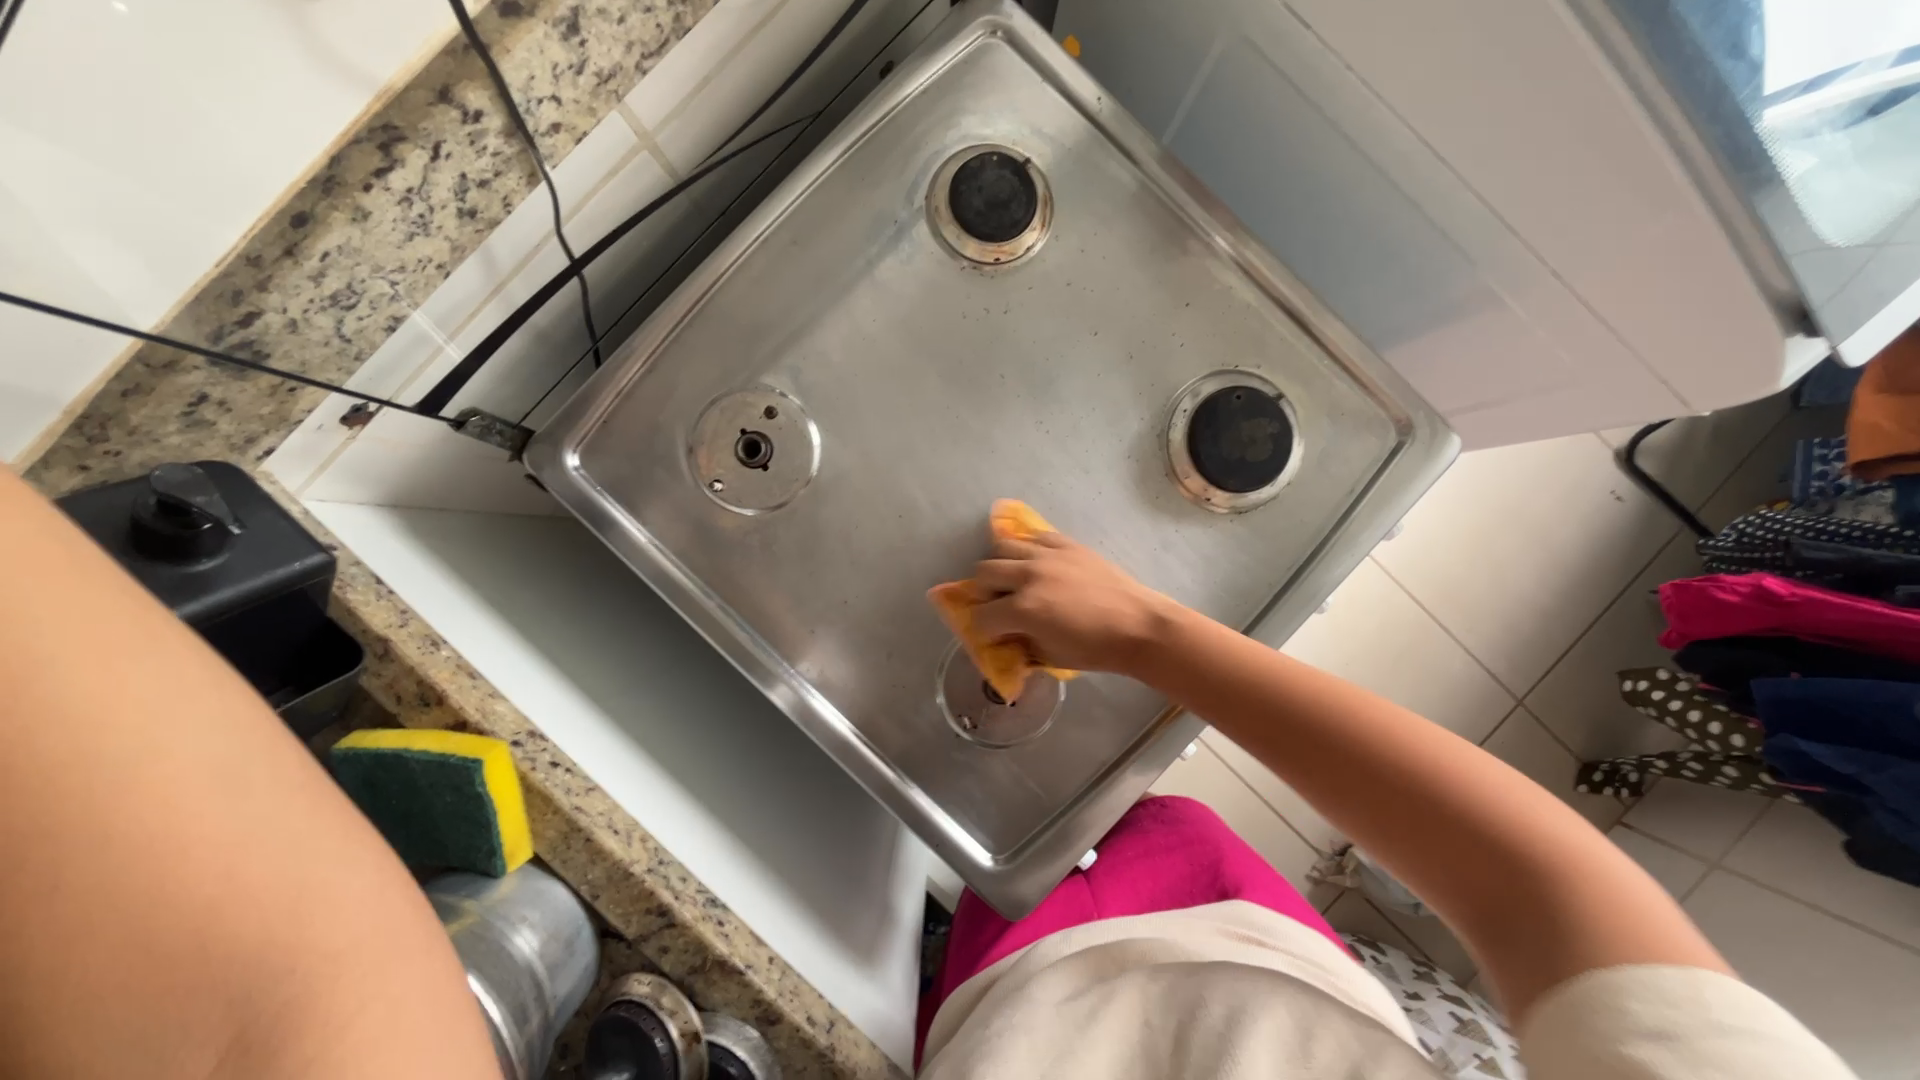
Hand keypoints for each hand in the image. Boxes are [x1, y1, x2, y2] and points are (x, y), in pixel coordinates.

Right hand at [970, 530, 1178, 673]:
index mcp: (1023, 609)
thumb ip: (1022, 642)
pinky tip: (1037, 564)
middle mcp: (1029, 575)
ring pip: (1003, 547)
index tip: (994, 634)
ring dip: (1001, 566)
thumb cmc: (1096, 649)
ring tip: (1014, 579)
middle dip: (984, 592)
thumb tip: (1008, 635)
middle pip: (984, 573)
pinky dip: (1028, 549)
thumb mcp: (1050, 655)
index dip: (984, 629)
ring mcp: (1048, 555)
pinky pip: (1035, 537)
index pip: (982, 616)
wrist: (1138, 626)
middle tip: (997, 604)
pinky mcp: (1067, 544)